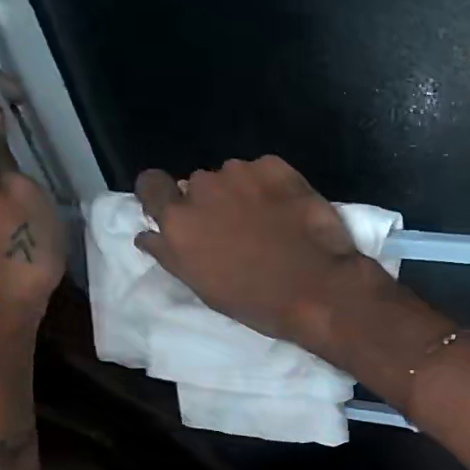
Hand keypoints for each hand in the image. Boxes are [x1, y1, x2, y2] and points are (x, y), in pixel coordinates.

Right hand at [133, 157, 391, 353]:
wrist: (321, 289)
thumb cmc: (260, 302)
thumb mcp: (204, 288)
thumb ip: (172, 254)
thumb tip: (149, 234)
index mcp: (178, 222)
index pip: (151, 185)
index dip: (164, 195)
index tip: (182, 210)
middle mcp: (202, 188)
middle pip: (199, 186)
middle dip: (214, 203)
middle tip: (240, 231)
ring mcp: (240, 173)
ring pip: (233, 177)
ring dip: (245, 193)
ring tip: (272, 224)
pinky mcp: (275, 167)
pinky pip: (266, 172)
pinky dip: (274, 187)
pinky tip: (292, 212)